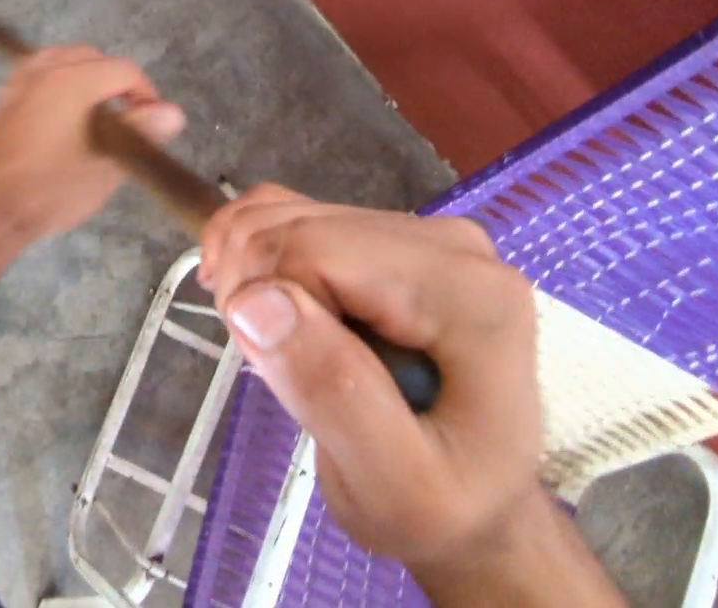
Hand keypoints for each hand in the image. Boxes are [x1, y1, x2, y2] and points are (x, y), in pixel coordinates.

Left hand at [0, 46, 183, 238]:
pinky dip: (60, 83)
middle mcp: (44, 71)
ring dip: (87, 78)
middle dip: (117, 82)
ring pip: (63, 61)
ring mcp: (20, 82)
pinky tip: (67, 117)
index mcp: (72, 80)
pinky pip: (40, 74)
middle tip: (129, 118)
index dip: (147, 93)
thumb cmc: (49, 189)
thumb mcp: (105, 165)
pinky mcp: (5, 98)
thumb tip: (173, 112)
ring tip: (101, 115)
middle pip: (93, 57)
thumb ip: (141, 132)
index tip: (153, 122)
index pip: (124, 69)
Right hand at [196, 185, 545, 575]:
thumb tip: (256, 299)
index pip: (312, 251)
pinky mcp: (380, 233)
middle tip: (270, 365)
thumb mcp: (394, 484)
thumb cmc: (440, 507)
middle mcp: (447, 243)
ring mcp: (413, 232)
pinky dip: (245, 249)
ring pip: (273, 215)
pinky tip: (253, 299)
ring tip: (273, 343)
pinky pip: (281, 211)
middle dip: (248, 289)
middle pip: (289, 227)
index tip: (273, 371)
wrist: (474, 507)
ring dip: (243, 275)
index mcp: (467, 294)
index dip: (264, 303)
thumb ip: (333, 392)